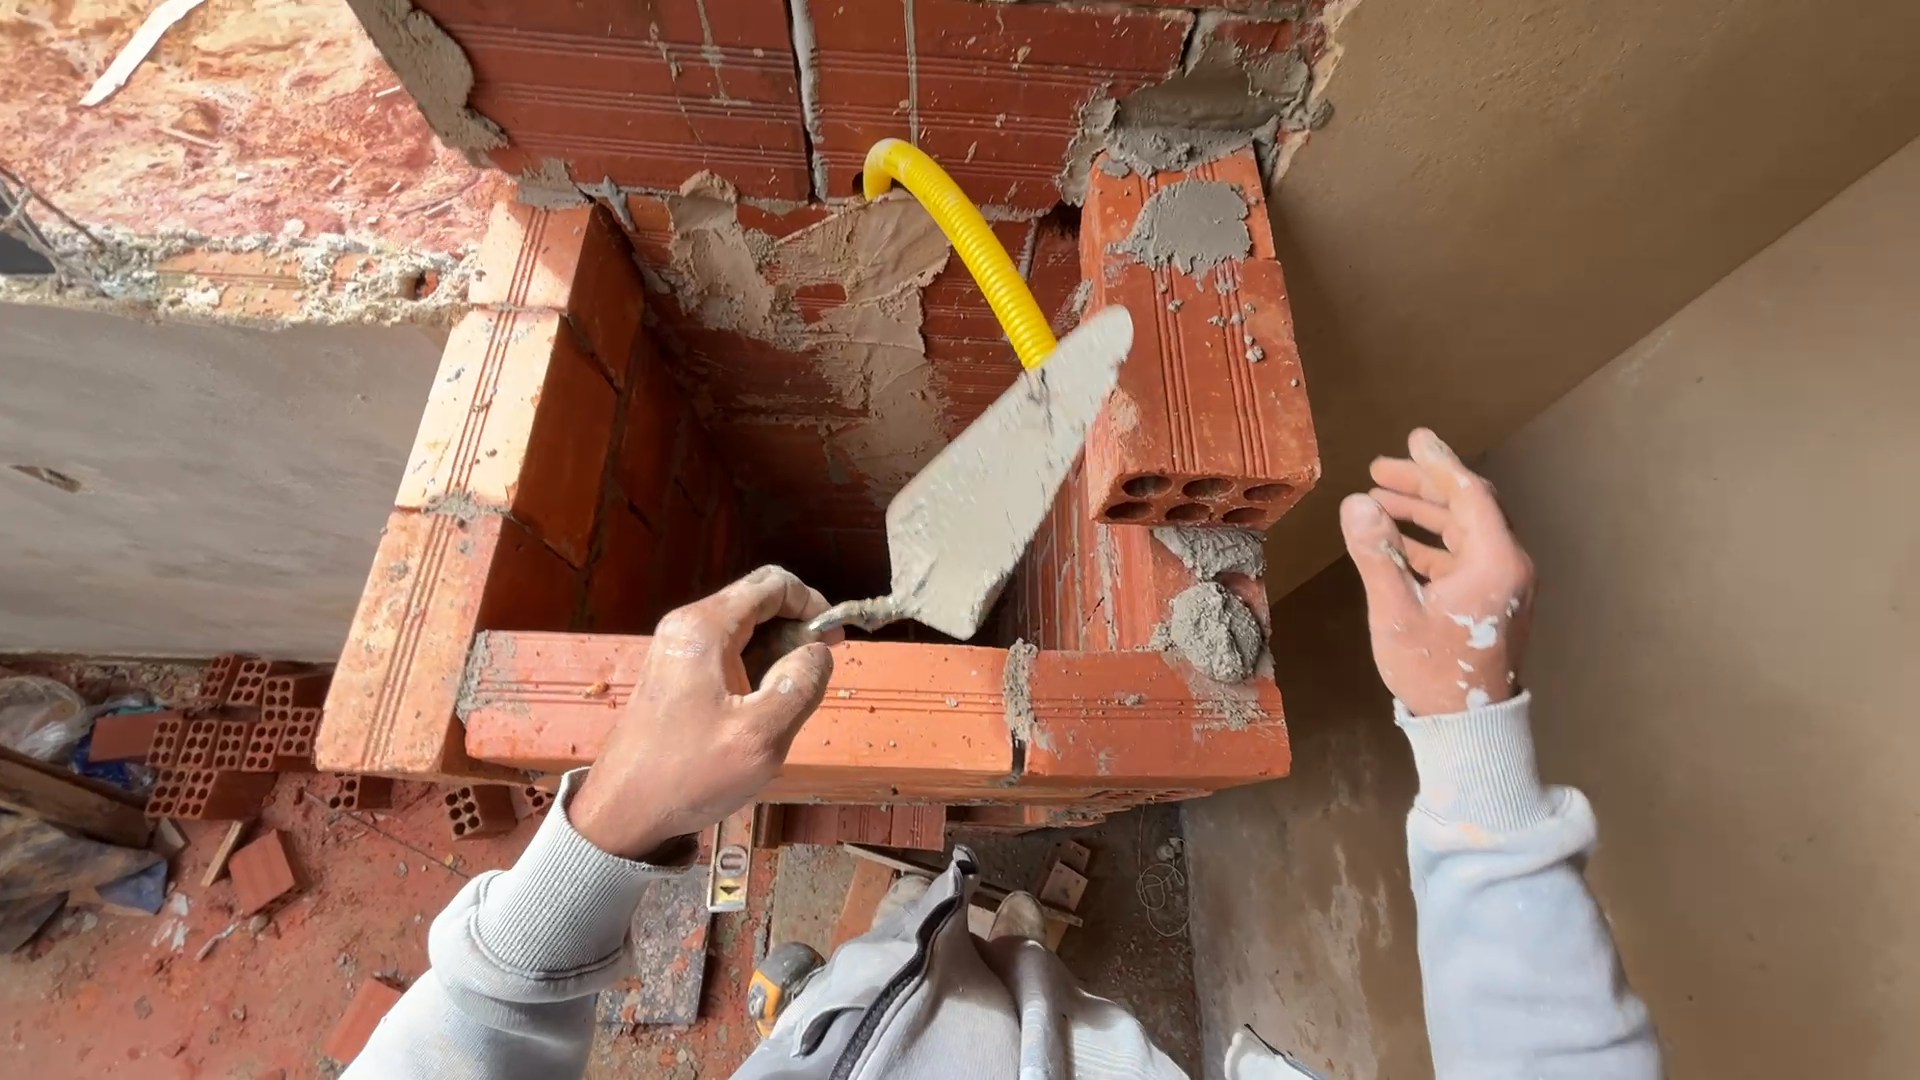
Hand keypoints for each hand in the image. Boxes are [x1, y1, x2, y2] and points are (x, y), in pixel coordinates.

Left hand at [569, 566, 841, 859]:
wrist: (622, 814)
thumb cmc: (689, 774)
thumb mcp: (761, 735)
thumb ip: (801, 684)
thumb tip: (819, 651)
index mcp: (706, 627)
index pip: (774, 584)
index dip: (812, 604)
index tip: (833, 642)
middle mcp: (689, 625)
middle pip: (760, 600)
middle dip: (798, 628)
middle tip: (815, 672)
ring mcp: (680, 647)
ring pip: (748, 627)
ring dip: (779, 651)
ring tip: (790, 697)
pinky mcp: (678, 670)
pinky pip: (731, 650)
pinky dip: (757, 666)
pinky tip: (764, 705)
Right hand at [1338, 429, 1534, 716]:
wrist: (1464, 722)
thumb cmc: (1431, 667)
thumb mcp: (1395, 610)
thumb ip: (1376, 554)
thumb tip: (1356, 502)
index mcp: (1494, 562)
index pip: (1469, 495)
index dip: (1437, 465)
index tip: (1413, 438)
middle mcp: (1507, 565)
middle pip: (1468, 507)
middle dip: (1423, 485)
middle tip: (1380, 468)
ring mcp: (1501, 582)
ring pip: (1463, 530)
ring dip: (1422, 511)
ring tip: (1380, 498)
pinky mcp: (1489, 597)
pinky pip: (1459, 553)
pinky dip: (1427, 540)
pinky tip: (1395, 541)